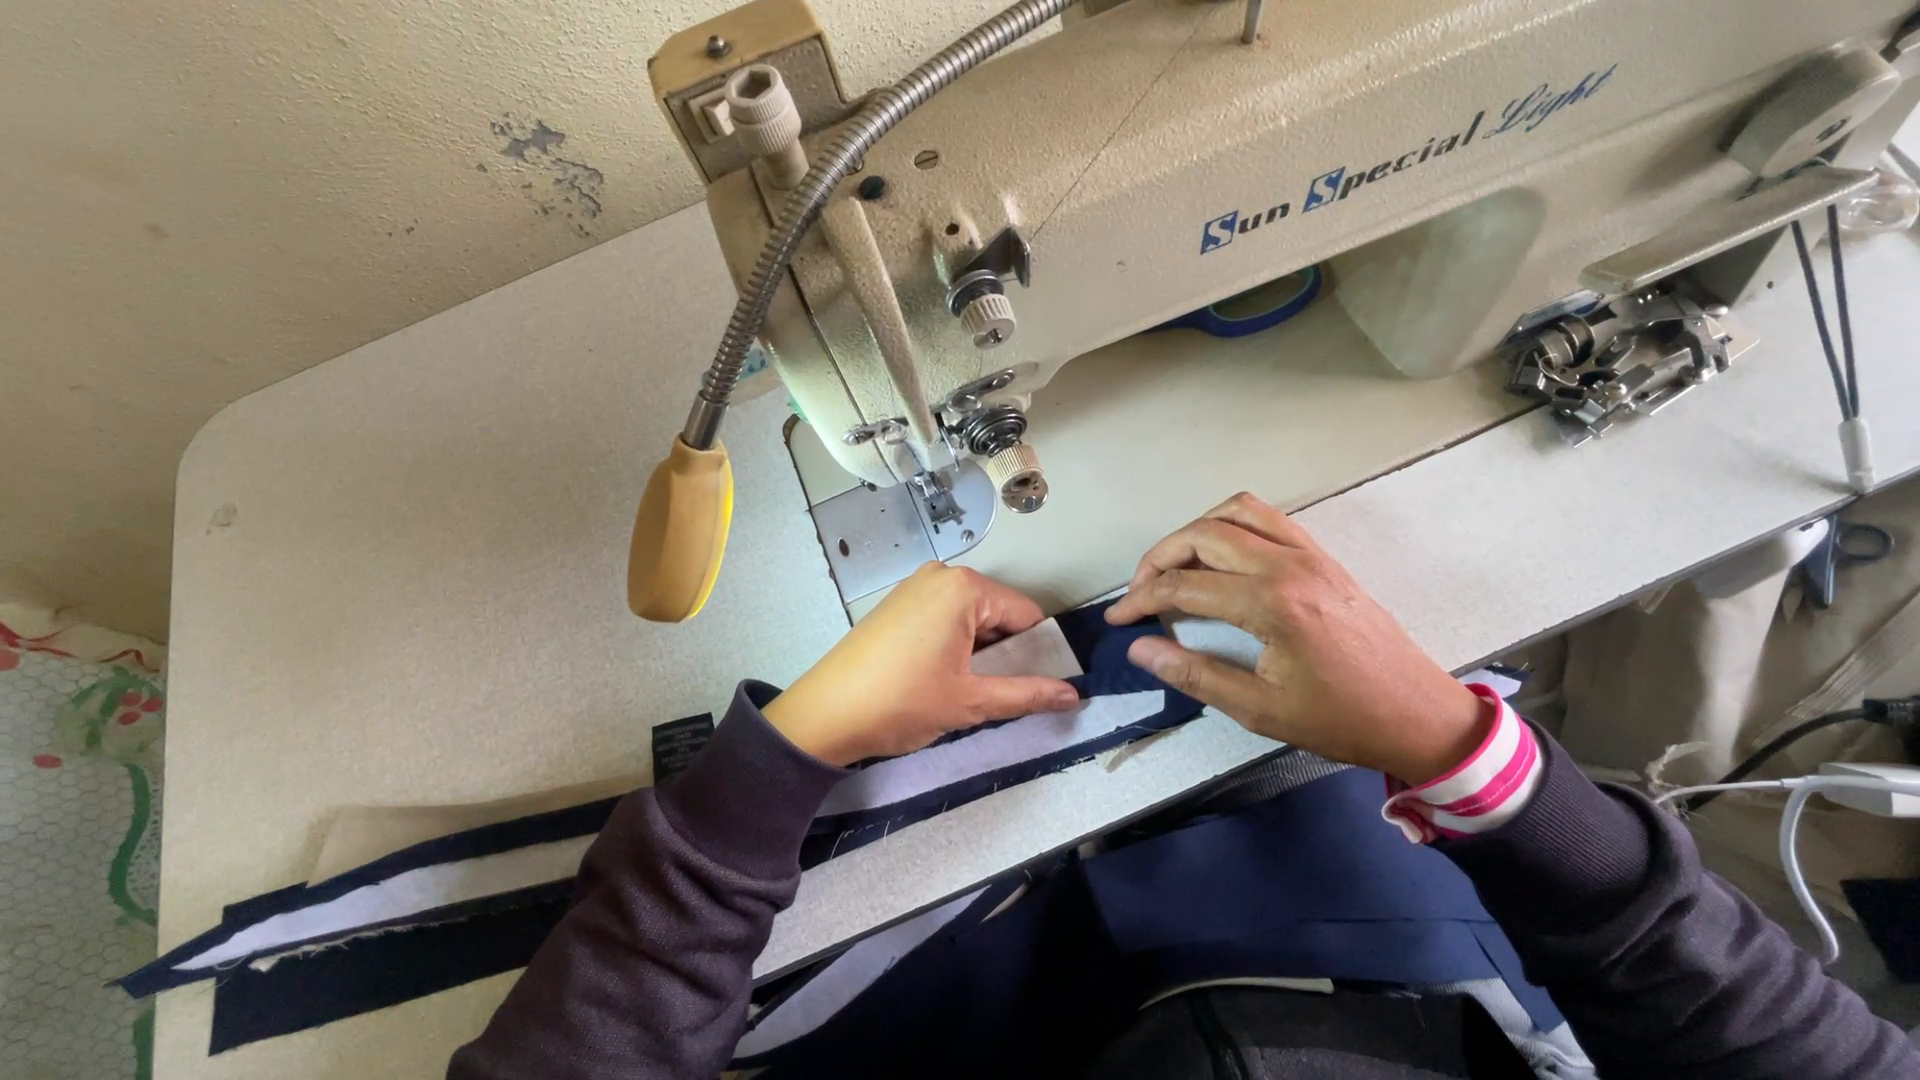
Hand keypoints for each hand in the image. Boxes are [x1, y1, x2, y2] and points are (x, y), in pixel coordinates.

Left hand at [764, 563, 1080, 766]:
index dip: (1038, 653)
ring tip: (966, 690)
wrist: (824, 714)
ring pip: (972, 617)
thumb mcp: (970, 701)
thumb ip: (1027, 694)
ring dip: (980, 652)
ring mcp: (915, 586)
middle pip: (999, 613)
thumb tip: (1073, 695)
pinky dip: (955, 644)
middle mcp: (942, 575)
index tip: (1037, 687)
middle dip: (1006, 653)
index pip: (1027, 615)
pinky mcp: (897, 603)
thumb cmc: (901, 702)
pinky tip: (941, 677)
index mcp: (965, 588)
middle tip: (995, 694)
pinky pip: (945, 617)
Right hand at [1104, 493, 1488, 784]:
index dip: (1142, 599)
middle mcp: (1289, 565)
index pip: (1185, 585)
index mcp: (1272, 604)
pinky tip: (1220, 559)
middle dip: (1158, 558)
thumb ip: (1194, 674)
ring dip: (1194, 531)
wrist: (1418, 714)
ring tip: (1175, 567)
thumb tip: (1140, 648)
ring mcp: (1310, 554)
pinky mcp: (1323, 557)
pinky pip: (1268, 519)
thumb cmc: (1340, 719)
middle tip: (1139, 591)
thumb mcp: (1259, 709)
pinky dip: (1231, 526)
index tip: (1119, 619)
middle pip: (1203, 534)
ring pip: (1236, 511)